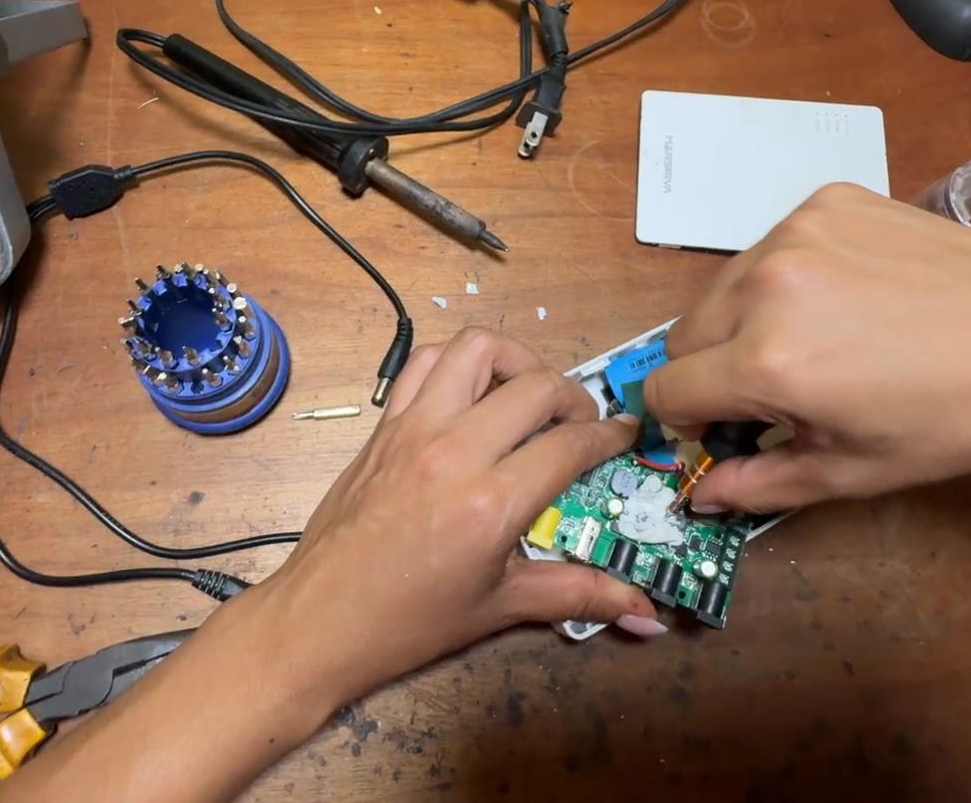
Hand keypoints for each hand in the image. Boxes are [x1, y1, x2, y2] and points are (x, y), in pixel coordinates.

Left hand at [249, 328, 664, 709]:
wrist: (320, 619)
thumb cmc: (412, 621)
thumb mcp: (501, 607)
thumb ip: (579, 595)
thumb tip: (649, 615)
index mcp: (491, 501)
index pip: (570, 444)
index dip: (609, 435)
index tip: (625, 433)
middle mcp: (455, 449)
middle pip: (535, 386)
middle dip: (573, 396)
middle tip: (579, 422)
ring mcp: (414, 427)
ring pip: (475, 349)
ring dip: (514, 360)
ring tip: (526, 393)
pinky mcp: (384, 422)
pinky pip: (423, 363)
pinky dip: (456, 362)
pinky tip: (470, 392)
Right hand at [643, 183, 970, 513]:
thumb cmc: (959, 421)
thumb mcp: (855, 471)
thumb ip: (759, 485)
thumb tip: (699, 492)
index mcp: (768, 362)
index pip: (665, 389)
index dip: (686, 419)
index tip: (726, 427)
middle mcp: (764, 285)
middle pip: (682, 335)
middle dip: (711, 369)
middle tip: (775, 386)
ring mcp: (795, 231)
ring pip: (722, 288)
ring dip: (743, 320)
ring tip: (817, 335)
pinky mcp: (826, 198)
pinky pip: (770, 246)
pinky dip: (786, 276)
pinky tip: (846, 291)